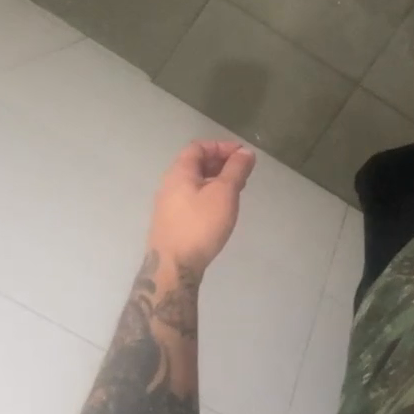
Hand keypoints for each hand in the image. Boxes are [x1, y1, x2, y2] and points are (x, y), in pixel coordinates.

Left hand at [146, 140, 253, 284]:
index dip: (222, 146)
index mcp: (179, 172)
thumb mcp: (224, 193)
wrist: (173, 268)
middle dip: (222, 163)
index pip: (199, 147)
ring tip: (237, 189)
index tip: (243, 155)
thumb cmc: (200, 224)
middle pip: (196, 163)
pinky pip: (192, 197)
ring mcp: (168, 204)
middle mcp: (170, 184)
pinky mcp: (172, 221)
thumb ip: (236, 169)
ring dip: (217, 180)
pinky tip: (222, 208)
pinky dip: (209, 194)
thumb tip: (245, 152)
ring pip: (195, 182)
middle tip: (244, 172)